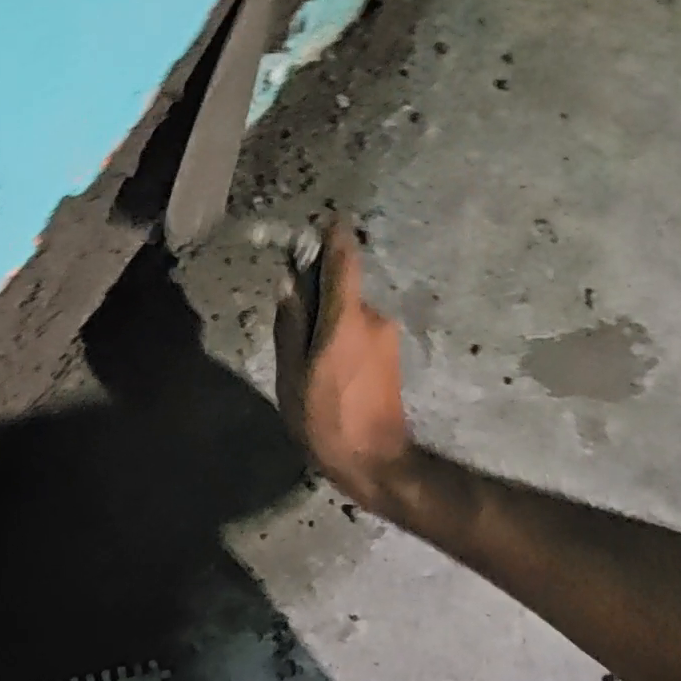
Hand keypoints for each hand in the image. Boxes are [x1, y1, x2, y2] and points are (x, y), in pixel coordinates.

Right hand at [275, 220, 409, 507]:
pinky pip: (358, 331)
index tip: (327, 218)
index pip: (343, 263)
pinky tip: (326, 370)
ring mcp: (386, 337)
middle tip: (291, 325)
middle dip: (317, 297)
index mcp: (347, 319)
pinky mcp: (391, 355)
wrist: (376, 461)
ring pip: (348, 314)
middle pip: (341, 291)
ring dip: (328, 323)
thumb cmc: (326, 420)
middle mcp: (374, 319)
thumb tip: (289, 286)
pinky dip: (340, 337)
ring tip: (305, 360)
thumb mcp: (293, 376)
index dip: (334, 237)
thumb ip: (290, 326)